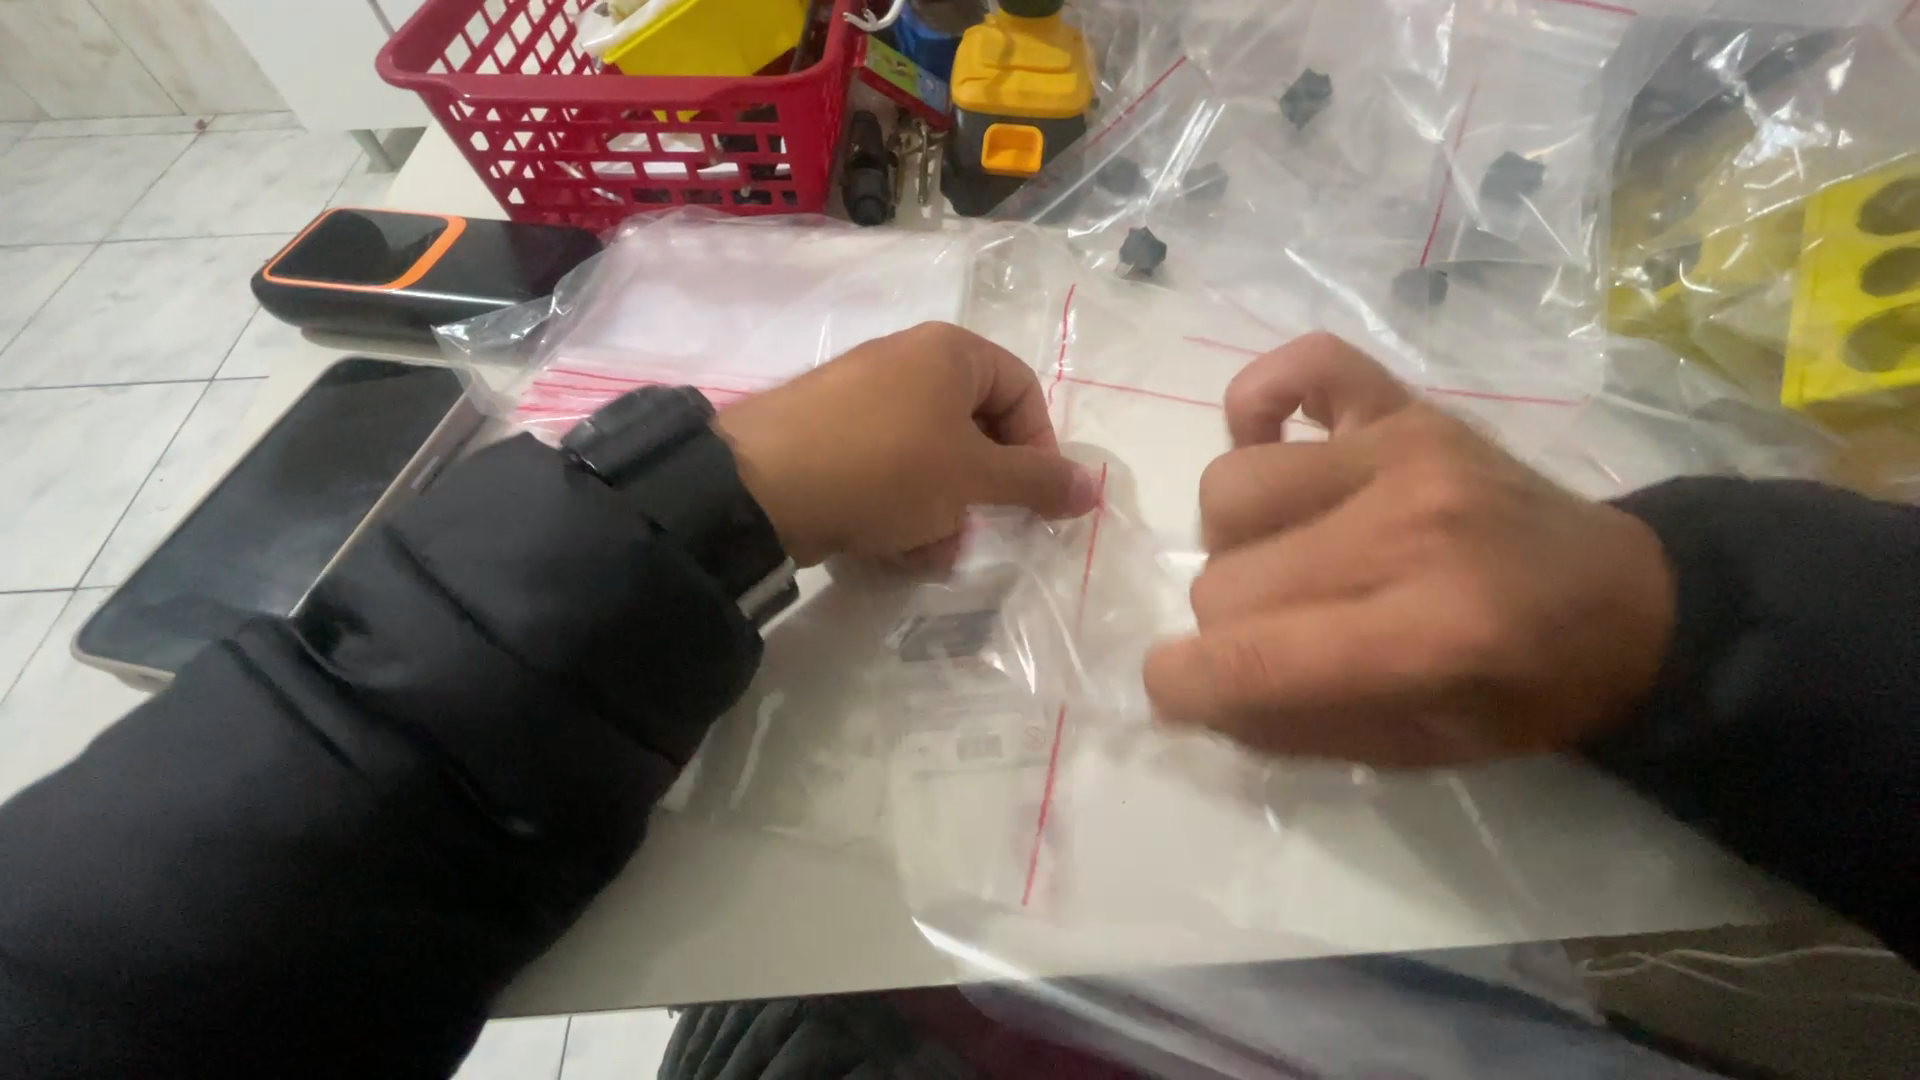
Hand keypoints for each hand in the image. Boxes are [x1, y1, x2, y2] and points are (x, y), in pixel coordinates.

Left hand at [715, 322, 1100, 566]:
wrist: (762, 487)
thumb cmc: (888, 466)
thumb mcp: (974, 477)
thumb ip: (1038, 482)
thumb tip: (1094, 488)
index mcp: (949, 352)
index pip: (1022, 392)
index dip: (1038, 449)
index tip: (1034, 501)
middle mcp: (907, 363)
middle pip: (974, 430)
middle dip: (979, 492)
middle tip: (975, 528)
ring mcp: (862, 399)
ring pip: (930, 460)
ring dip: (939, 511)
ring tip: (923, 547)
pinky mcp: (829, 436)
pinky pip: (886, 471)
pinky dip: (897, 508)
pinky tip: (887, 543)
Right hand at [1143, 334, 1675, 767]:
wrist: (1636, 604)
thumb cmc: (1525, 692)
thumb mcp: (1414, 750)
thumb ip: (1288, 726)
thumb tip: (1189, 692)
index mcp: (1428, 636)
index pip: (1246, 659)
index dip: (1180, 685)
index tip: (1175, 691)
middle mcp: (1406, 529)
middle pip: (1224, 579)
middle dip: (1227, 626)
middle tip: (1276, 634)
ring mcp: (1403, 451)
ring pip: (1229, 488)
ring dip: (1234, 538)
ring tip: (1284, 551)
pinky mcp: (1406, 406)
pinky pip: (1298, 368)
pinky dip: (1259, 402)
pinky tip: (1275, 445)